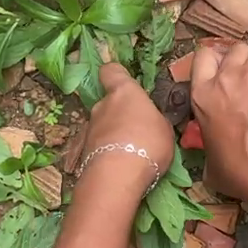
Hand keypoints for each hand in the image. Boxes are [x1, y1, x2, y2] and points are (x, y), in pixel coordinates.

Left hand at [78, 63, 175, 195]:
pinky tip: (119, 167)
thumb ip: (154, 119)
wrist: (117, 176)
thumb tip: (150, 120)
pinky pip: (97, 147)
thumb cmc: (148, 143)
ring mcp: (89, 128)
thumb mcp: (165, 129)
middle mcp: (102, 105)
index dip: (116, 75)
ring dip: (113, 135)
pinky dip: (106, 153)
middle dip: (120, 114)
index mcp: (123, 92)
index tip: (125, 82)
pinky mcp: (83, 151)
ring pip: (103, 126)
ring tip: (131, 154)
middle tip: (138, 131)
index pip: (111, 71)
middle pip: (109, 103)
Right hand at [190, 43, 247, 203]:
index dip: (216, 60)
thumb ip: (210, 145)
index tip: (225, 69)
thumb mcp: (210, 161)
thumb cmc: (238, 172)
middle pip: (236, 49)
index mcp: (203, 94)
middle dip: (245, 60)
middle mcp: (228, 76)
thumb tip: (214, 159)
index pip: (203, 56)